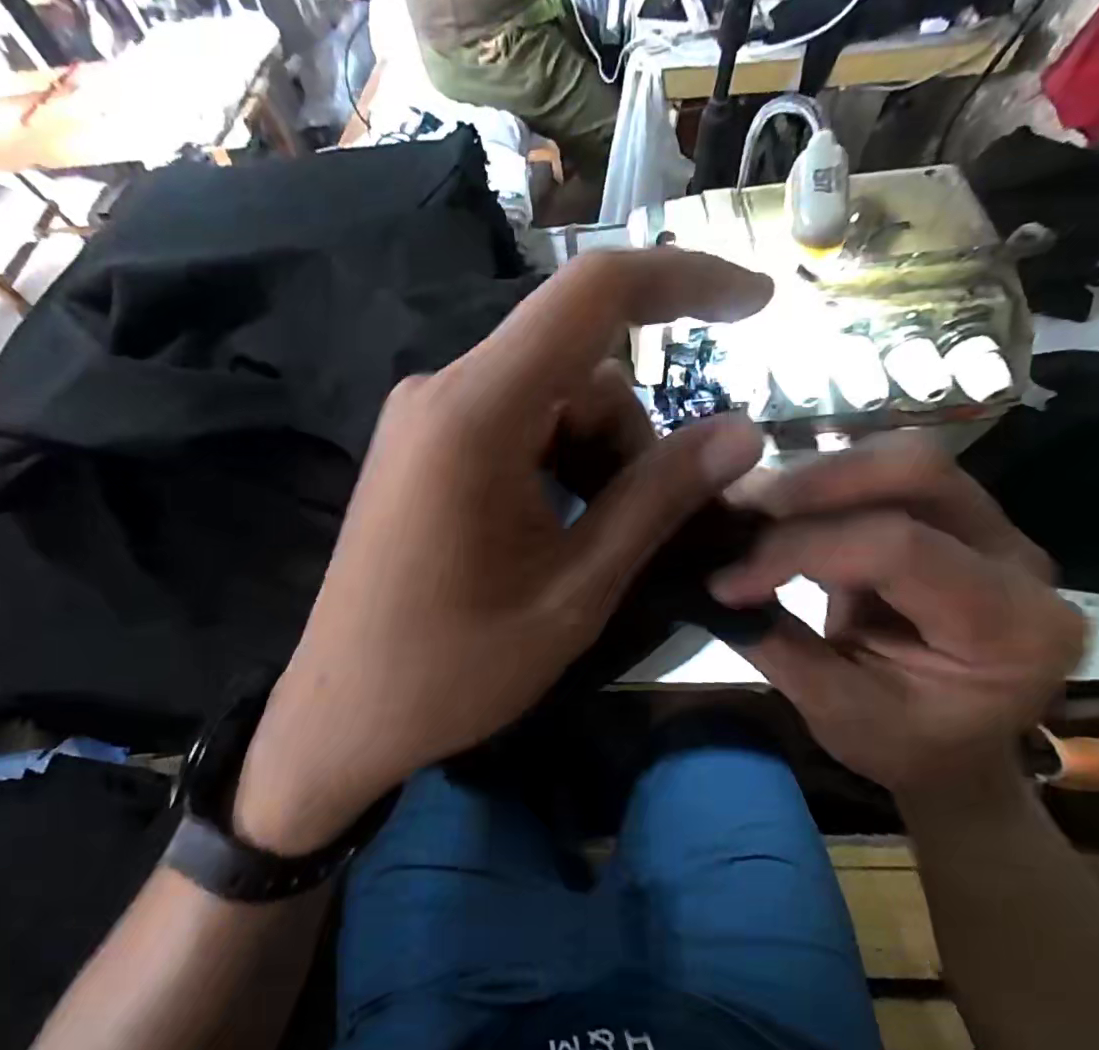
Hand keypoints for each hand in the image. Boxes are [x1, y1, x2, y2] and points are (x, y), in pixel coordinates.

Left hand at [234, 250, 771, 852]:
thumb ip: (659, 500)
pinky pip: (520, 425)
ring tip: (589, 551)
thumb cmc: (453, 670)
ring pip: (556, 401)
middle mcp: (444, 391)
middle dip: (634, 440)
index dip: (686, 280)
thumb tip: (746, 429)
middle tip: (639, 534)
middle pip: (582, 369)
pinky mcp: (424, 447)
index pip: (594, 294)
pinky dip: (562, 466)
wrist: (339, 720)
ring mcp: (428, 418)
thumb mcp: (577, 590)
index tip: (759, 303)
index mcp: (477, 413)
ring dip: (600, 461)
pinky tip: (554, 536)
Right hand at [710, 429, 1086, 797]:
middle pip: (918, 473)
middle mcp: (1020, 562)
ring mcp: (997, 530)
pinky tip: (785, 512)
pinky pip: (893, 478)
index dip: (799, 550)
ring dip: (821, 477)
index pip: (898, 549)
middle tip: (741, 508)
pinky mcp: (962, 518)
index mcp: (1011, 629)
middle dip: (817, 482)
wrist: (959, 748)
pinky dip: (831, 487)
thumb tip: (709, 582)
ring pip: (905, 462)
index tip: (727, 580)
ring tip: (754, 508)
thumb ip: (779, 645)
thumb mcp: (838, 713)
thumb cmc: (909, 747)